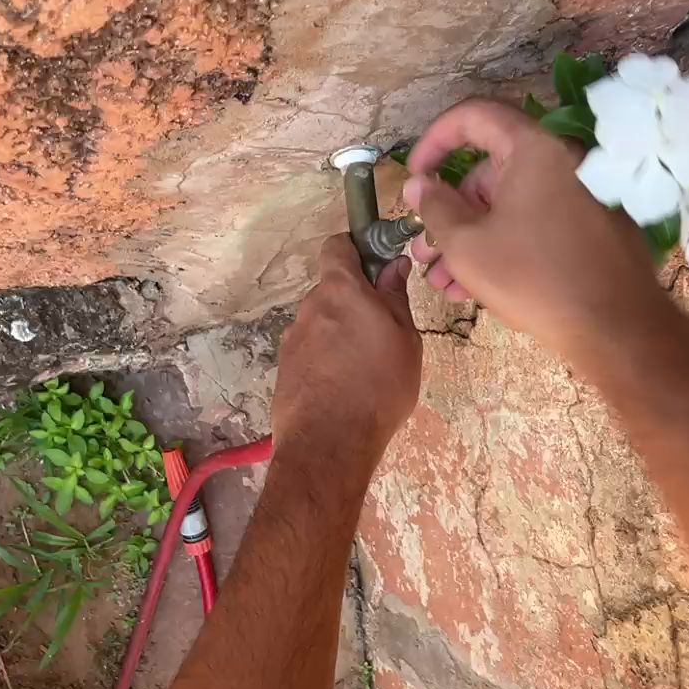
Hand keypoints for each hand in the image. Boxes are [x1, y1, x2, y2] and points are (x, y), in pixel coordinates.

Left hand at [271, 235, 421, 464]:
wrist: (329, 442)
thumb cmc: (378, 385)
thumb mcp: (404, 339)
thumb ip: (394, 298)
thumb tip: (392, 266)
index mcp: (339, 290)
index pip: (337, 247)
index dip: (355, 251)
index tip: (375, 269)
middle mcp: (309, 308)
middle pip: (332, 293)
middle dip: (353, 306)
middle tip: (381, 335)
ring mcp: (291, 340)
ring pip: (321, 326)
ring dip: (339, 338)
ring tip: (363, 371)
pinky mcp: (283, 369)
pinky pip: (310, 354)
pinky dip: (325, 362)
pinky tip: (342, 389)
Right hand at [405, 99, 669, 359]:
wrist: (612, 324)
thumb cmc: (533, 278)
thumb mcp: (466, 245)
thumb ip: (434, 208)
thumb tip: (418, 185)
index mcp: (532, 149)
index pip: (474, 116)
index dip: (434, 141)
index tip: (415, 176)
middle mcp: (560, 161)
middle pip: (488, 173)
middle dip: (448, 213)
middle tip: (424, 249)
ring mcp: (578, 195)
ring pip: (508, 206)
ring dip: (469, 240)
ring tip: (442, 280)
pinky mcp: (590, 227)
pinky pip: (534, 224)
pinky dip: (502, 246)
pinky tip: (476, 286)